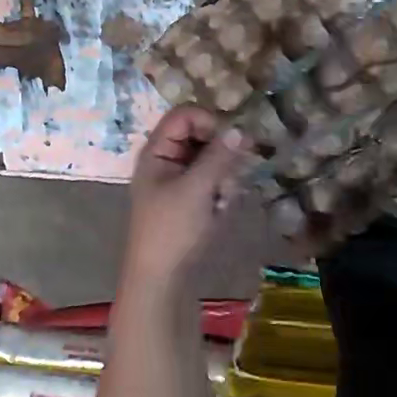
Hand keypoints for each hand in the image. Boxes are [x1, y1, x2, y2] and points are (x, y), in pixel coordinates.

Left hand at [125, 106, 251, 288]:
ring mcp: (177, 181)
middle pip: (200, 135)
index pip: (185, 115)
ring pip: (210, 159)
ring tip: (223, 198)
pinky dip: (220, 191)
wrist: (161, 281)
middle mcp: (165, 161)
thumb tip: (240, 128)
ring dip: (223, 175)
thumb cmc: (173, 230)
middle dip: (220, 153)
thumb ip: (219, 156)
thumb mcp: (198, 189)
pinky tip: (221, 209)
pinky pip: (212, 181)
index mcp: (156, 152)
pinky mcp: (189, 200)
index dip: (209, 121)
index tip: (231, 140)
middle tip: (231, 174)